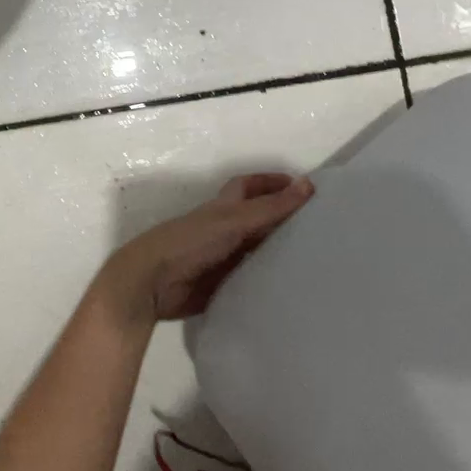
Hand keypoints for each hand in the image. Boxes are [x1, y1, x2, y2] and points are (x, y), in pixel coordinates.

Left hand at [93, 173, 314, 327]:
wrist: (152, 283)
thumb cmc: (191, 241)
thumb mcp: (234, 220)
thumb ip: (271, 207)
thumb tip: (309, 184)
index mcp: (223, 208)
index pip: (250, 188)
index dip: (271, 183)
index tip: (301, 187)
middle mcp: (224, 230)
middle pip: (256, 220)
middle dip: (280, 220)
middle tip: (317, 227)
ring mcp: (222, 259)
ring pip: (255, 251)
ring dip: (276, 252)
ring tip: (314, 258)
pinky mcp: (221, 287)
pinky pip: (250, 281)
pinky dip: (267, 281)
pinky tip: (291, 287)